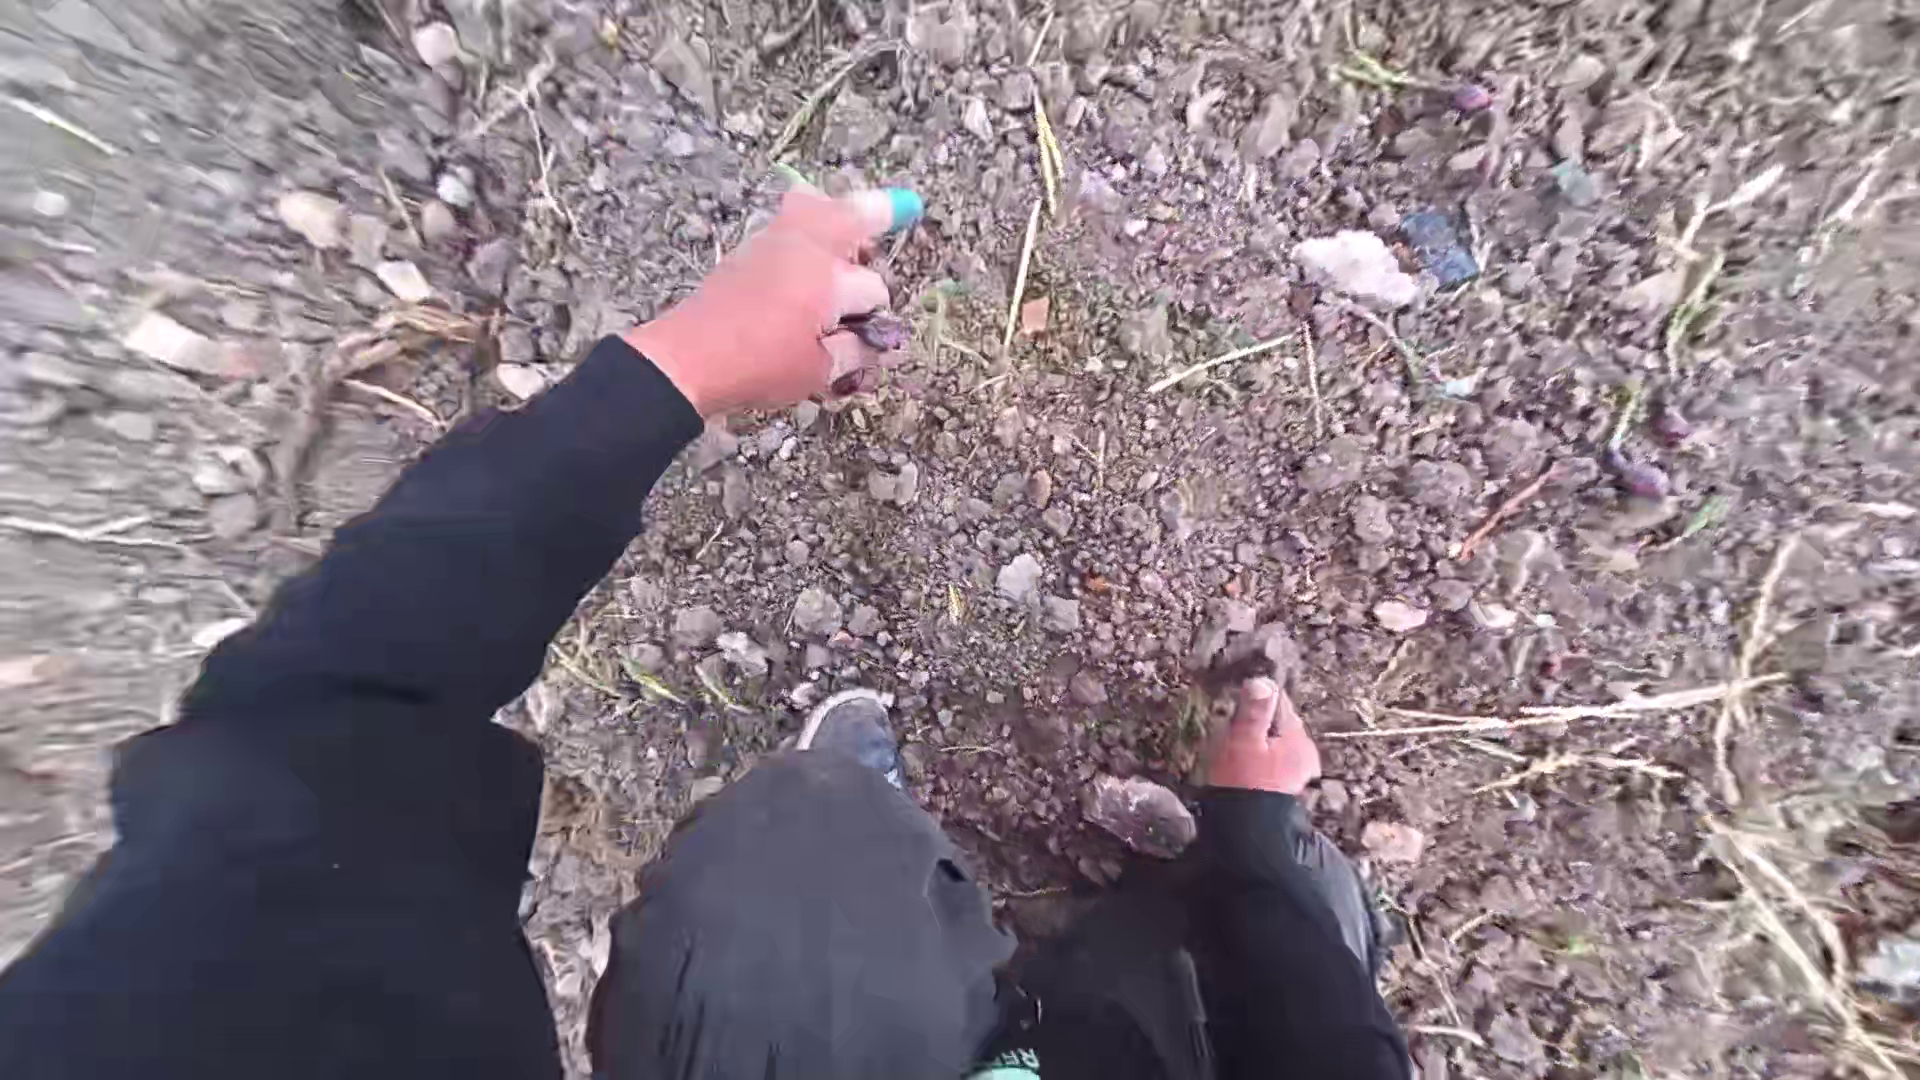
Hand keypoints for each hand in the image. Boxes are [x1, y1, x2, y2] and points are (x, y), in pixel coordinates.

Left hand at [624, 188, 909, 416]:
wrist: (689, 359)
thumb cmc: (760, 367)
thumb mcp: (819, 370)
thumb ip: (856, 352)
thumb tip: (879, 346)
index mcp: (829, 279)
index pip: (873, 289)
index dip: (878, 315)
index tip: (873, 337)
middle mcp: (805, 248)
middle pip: (850, 212)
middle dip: (880, 212)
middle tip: (906, 209)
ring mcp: (772, 242)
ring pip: (812, 204)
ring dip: (840, 209)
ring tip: (854, 223)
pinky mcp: (748, 250)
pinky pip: (785, 218)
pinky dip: (806, 217)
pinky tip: (813, 227)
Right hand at [1205, 678, 1321, 795]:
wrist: (1250, 830)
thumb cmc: (1244, 783)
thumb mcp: (1243, 741)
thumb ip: (1254, 712)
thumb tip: (1261, 682)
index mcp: (1297, 738)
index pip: (1278, 700)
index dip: (1253, 701)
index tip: (1235, 710)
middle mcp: (1304, 751)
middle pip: (1276, 720)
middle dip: (1254, 722)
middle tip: (1231, 735)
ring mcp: (1298, 769)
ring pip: (1272, 739)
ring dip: (1255, 740)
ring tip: (1234, 753)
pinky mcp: (1287, 783)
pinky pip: (1271, 757)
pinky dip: (1257, 756)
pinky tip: (1242, 767)